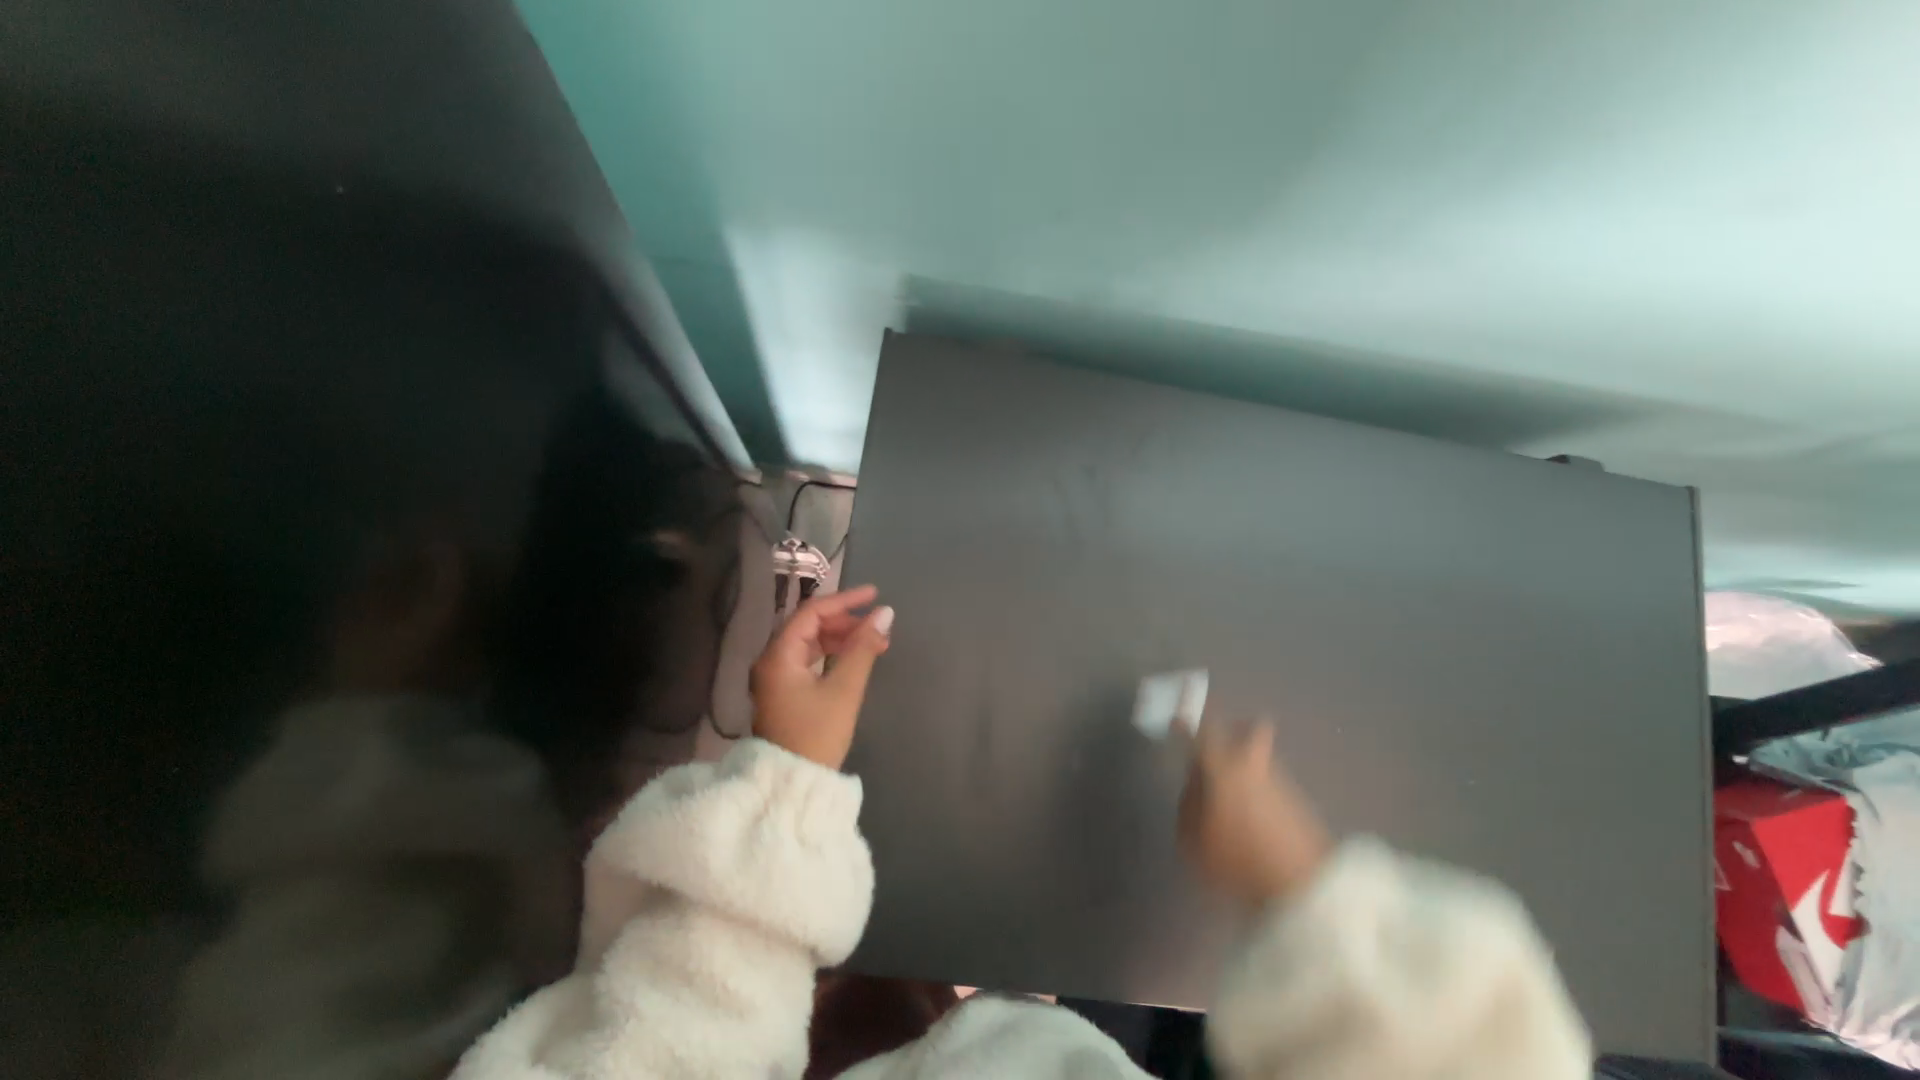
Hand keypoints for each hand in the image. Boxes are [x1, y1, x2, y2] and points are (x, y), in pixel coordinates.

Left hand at [750, 585, 894, 769]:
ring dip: (841, 639)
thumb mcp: (844, 690)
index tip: (875, 596)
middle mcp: (771, 661)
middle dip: (845, 621)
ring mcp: (775, 679)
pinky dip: (832, 656)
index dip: (845, 600)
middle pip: (809, 626)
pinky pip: (809, 661)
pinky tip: (854, 661)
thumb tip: (885, 614)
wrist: (791, 785)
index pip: (812, 612)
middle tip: (878, 628)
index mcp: (779, 655)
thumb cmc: (816, 735)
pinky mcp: (784, 695)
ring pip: (810, 644)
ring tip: (874, 644)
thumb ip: (863, 648)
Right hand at [1177, 717, 1330, 907]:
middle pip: (1251, 728)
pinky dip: (1258, 791)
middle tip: (1220, 745)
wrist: (1305, 885)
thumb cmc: (1239, 859)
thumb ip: (1188, 807)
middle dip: (1236, 729)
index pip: (1204, 731)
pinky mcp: (1300, 804)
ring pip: (1261, 758)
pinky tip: (1250, 818)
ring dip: (1246, 765)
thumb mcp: (1193, 840)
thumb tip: (1193, 789)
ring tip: (1230, 797)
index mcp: (1225, 767)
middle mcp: (1255, 765)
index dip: (1187, 723)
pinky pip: (1271, 784)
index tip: (1178, 720)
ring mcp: (1282, 783)